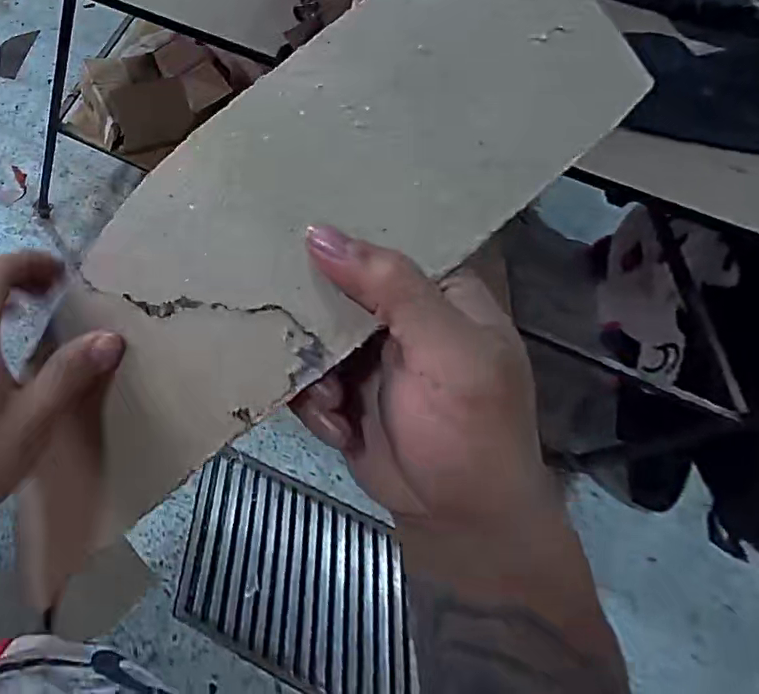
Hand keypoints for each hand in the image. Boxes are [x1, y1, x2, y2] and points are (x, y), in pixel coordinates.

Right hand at [292, 226, 557, 533]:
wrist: (459, 523)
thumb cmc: (470, 430)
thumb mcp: (446, 352)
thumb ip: (391, 288)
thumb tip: (318, 234)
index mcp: (436, 293)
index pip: (379, 247)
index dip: (336, 241)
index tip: (289, 237)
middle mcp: (397, 316)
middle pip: (331, 288)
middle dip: (312, 319)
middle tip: (303, 338)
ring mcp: (365, 353)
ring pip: (307, 333)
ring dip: (312, 372)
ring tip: (333, 401)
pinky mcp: (339, 387)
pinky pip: (302, 374)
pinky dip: (311, 401)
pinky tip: (336, 425)